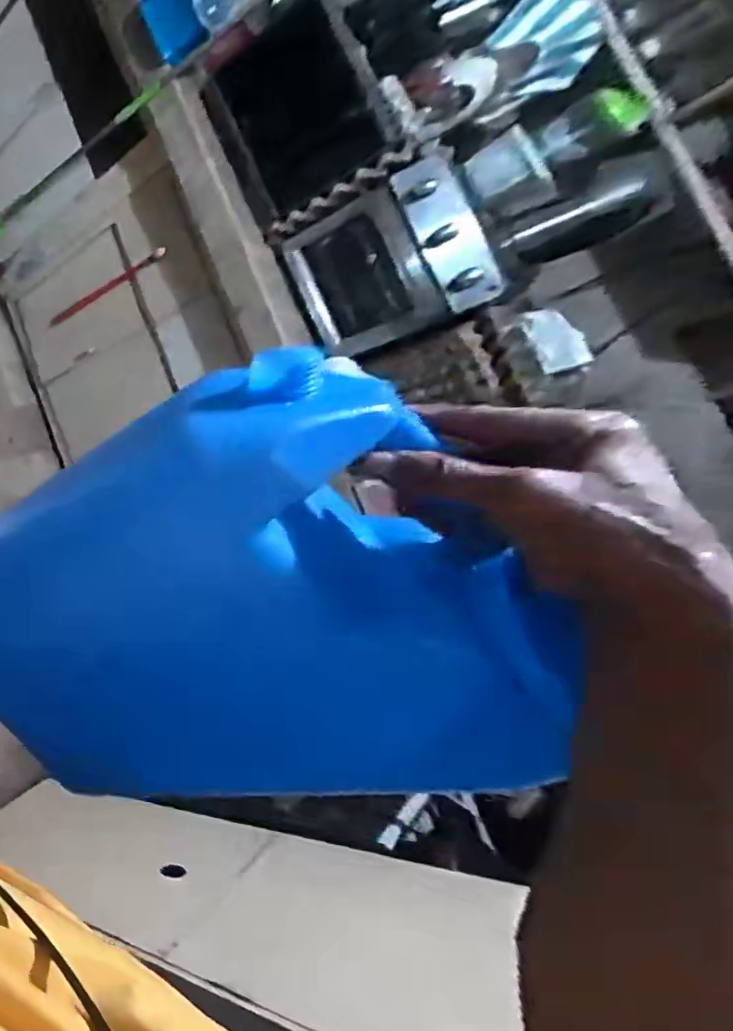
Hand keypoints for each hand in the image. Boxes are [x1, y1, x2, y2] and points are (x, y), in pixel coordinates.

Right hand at [355, 405, 732, 630]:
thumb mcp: (519, 494)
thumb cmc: (605, 535)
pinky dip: (452, 525)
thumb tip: (367, 460)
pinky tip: (434, 534)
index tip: (370, 430)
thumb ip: (442, 474)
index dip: (425, 424)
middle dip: (426, 471)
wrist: (663, 610)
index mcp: (582, 431)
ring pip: (471, 490)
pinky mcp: (541, 531)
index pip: (482, 420)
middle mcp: (570, 457)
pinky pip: (480, 518)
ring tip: (399, 510)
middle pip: (472, 456)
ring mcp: (557, 496)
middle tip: (376, 480)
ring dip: (435, 501)